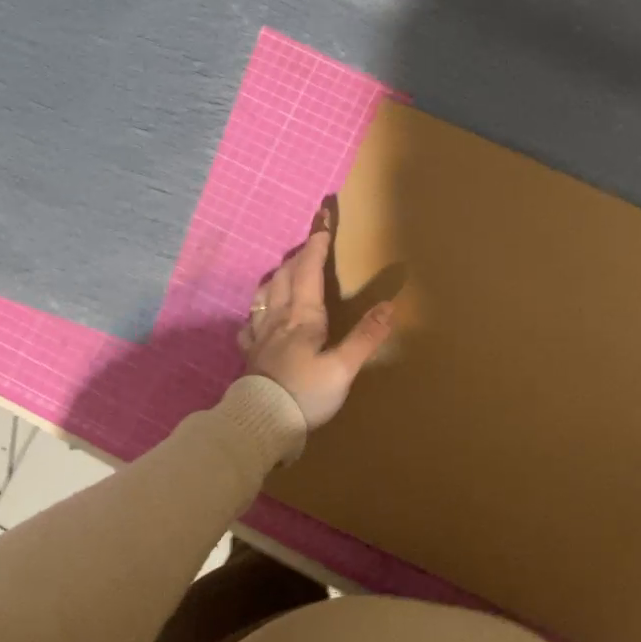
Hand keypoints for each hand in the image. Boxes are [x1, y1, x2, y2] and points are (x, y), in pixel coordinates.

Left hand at [240, 229, 393, 428]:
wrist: (260, 422)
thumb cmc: (305, 394)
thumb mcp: (343, 368)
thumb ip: (365, 336)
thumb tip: (390, 305)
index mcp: (303, 317)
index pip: (308, 269)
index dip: (316, 243)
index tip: (321, 219)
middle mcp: (278, 318)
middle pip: (285, 275)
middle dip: (299, 254)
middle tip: (311, 242)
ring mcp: (260, 336)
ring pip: (265, 294)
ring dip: (277, 276)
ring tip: (286, 271)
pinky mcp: (250, 355)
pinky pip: (250, 323)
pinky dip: (258, 310)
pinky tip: (259, 315)